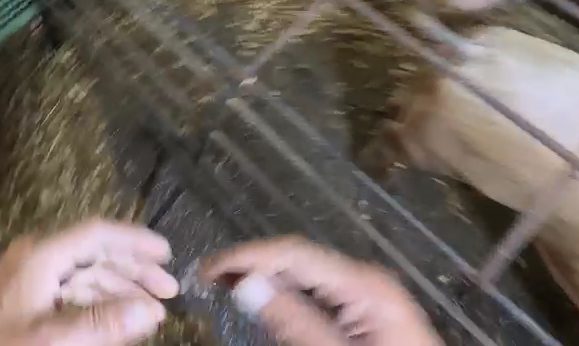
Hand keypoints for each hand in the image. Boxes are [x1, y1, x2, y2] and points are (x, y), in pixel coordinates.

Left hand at [0, 219, 178, 345]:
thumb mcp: (54, 340)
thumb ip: (102, 324)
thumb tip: (152, 311)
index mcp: (43, 255)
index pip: (96, 234)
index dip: (133, 241)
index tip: (166, 252)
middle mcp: (38, 255)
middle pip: (94, 252)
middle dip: (133, 268)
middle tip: (170, 289)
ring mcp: (31, 273)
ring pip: (84, 271)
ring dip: (119, 286)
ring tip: (153, 308)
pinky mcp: (27, 294)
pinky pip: (71, 288)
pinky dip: (97, 299)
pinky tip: (117, 315)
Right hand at [202, 237, 441, 345]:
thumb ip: (295, 325)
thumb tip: (244, 283)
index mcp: (366, 286)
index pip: (292, 254)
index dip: (246, 257)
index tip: (207, 270)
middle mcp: (368, 281)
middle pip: (298, 260)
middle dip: (253, 265)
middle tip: (210, 279)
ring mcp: (371, 298)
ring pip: (306, 276)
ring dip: (268, 280)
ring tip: (228, 286)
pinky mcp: (370, 317)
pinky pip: (320, 295)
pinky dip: (290, 297)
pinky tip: (268, 304)